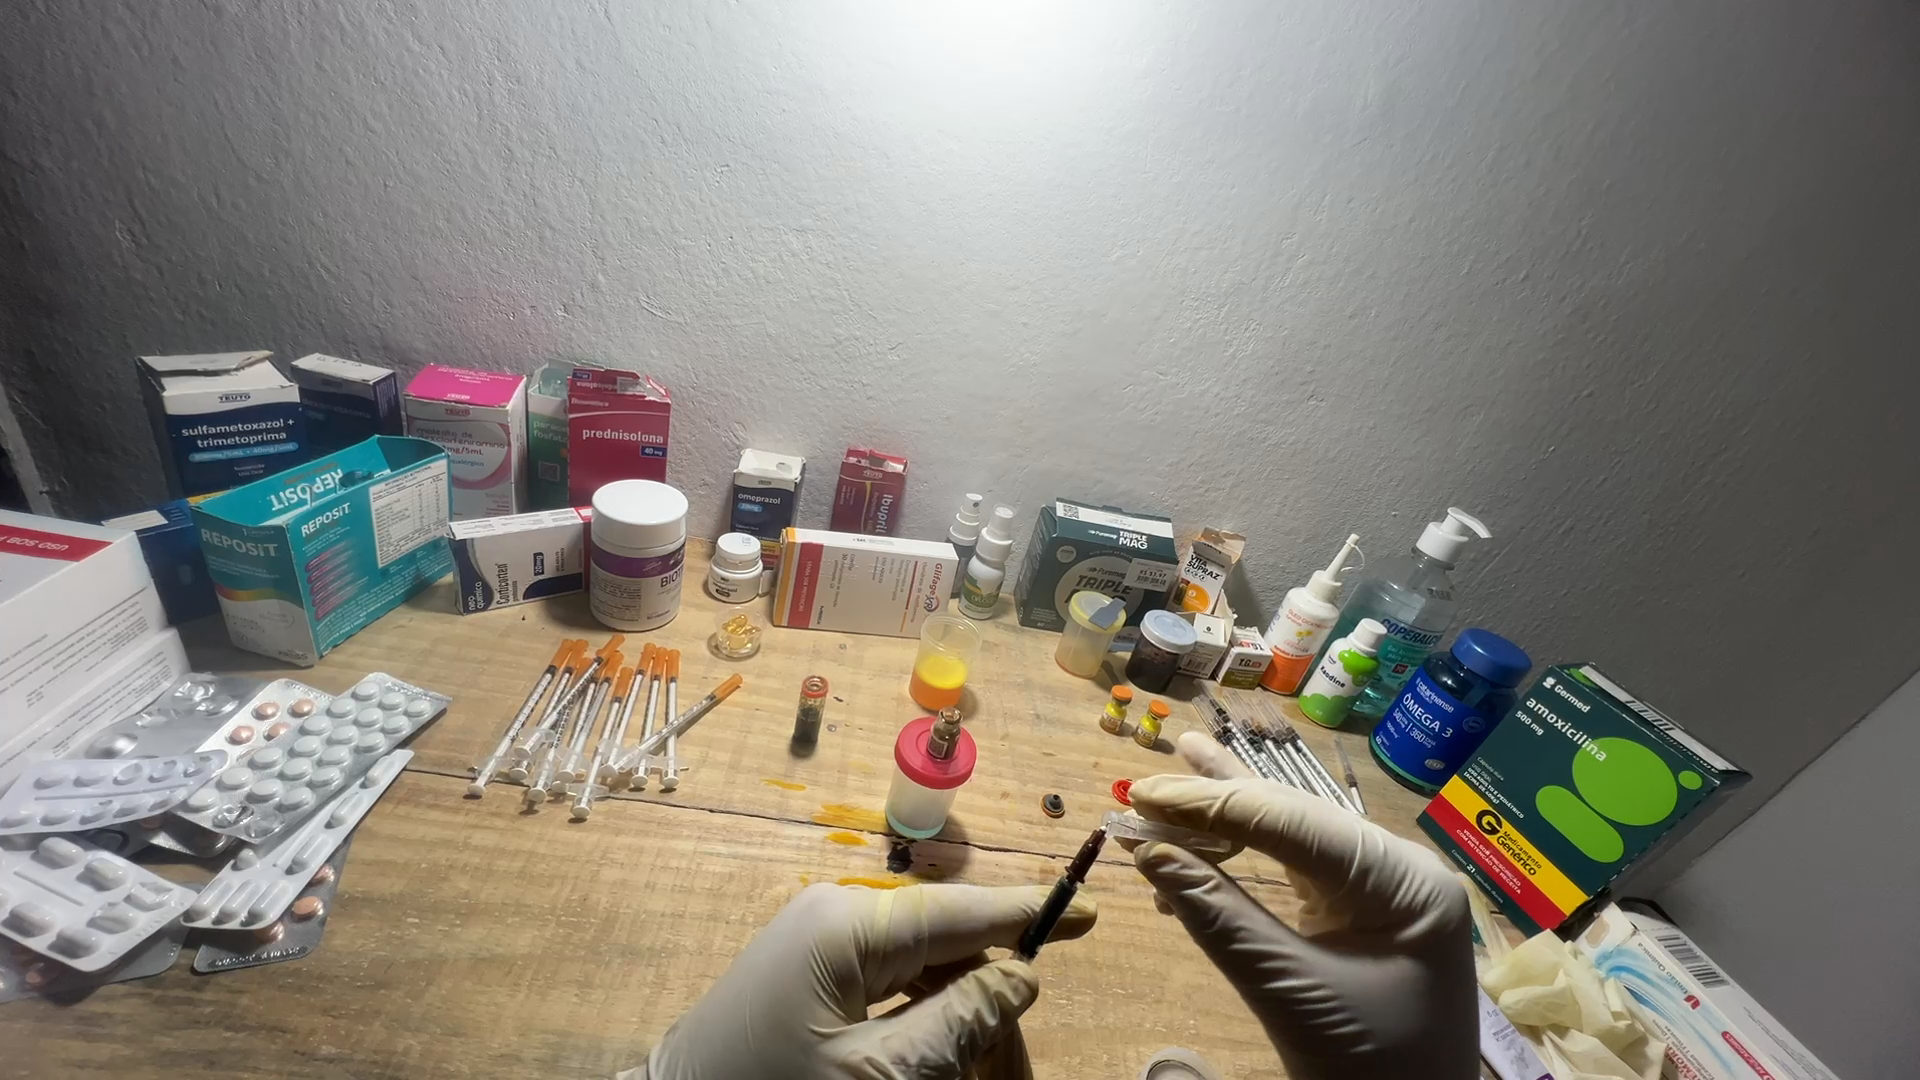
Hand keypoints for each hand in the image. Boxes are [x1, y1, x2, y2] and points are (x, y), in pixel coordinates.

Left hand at [633, 882, 1095, 1079]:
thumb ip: (956, 1020)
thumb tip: (1021, 974)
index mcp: (848, 925)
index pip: (959, 911)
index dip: (1025, 911)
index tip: (1084, 906)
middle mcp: (838, 914)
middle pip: (942, 942)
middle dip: (987, 992)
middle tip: (1013, 1064)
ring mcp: (821, 938)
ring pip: (918, 965)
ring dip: (954, 1012)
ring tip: (976, 1068)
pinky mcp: (812, 966)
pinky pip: (885, 980)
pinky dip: (918, 1016)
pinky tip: (935, 1051)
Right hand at [1128, 732, 1476, 1079]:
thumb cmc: (1367, 1073)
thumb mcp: (1289, 992)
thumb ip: (1217, 915)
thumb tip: (1145, 852)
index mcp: (1399, 878)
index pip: (1287, 818)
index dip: (1208, 803)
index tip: (1143, 793)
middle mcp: (1392, 862)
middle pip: (1283, 813)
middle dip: (1205, 804)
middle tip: (1138, 792)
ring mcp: (1374, 878)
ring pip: (1280, 826)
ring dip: (1213, 817)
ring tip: (1158, 789)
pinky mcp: (1351, 898)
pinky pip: (1283, 857)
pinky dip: (1231, 849)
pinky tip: (1192, 830)